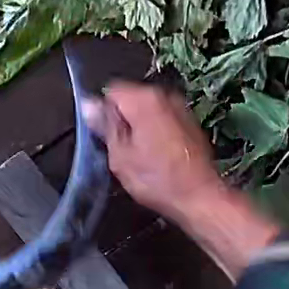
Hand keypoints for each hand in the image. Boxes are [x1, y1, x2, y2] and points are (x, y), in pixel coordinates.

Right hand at [83, 81, 279, 278]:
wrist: (199, 196)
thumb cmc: (156, 179)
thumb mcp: (120, 156)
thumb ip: (104, 126)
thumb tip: (89, 105)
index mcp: (143, 99)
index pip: (109, 91)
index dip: (102, 113)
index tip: (103, 137)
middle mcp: (164, 95)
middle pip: (130, 98)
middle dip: (122, 119)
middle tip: (120, 150)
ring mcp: (180, 107)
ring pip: (147, 110)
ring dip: (138, 126)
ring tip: (139, 155)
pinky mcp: (190, 122)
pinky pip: (162, 119)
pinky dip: (155, 131)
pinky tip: (155, 156)